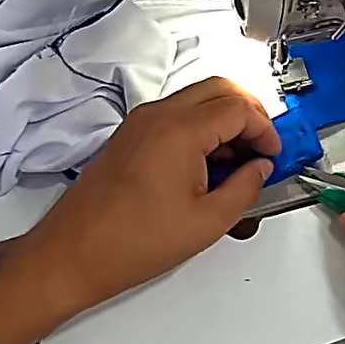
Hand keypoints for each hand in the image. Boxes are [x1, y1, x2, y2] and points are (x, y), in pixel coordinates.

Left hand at [0, 78, 280, 343]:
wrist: (71, 255)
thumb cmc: (126, 242)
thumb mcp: (207, 222)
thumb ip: (244, 188)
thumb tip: (259, 170)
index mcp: (179, 131)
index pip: (239, 108)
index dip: (265, 129)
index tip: (272, 153)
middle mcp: (157, 115)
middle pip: (220, 88)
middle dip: (250, 113)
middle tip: (263, 145)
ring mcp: (141, 122)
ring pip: (198, 97)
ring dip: (226, 118)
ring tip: (239, 160)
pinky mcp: (131, 134)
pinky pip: (177, 113)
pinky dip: (202, 126)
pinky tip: (209, 163)